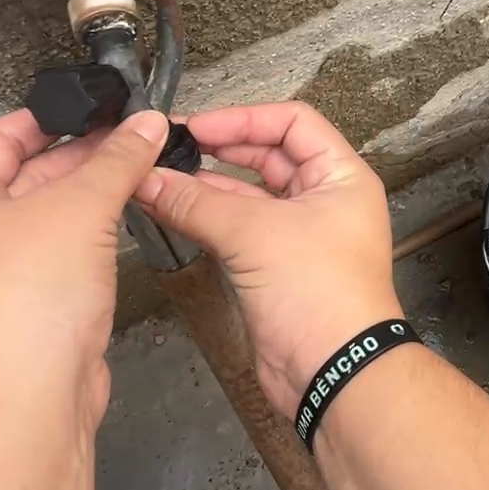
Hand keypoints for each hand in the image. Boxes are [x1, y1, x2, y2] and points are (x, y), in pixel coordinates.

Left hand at [0, 108, 170, 428]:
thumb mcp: (75, 210)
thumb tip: (150, 121)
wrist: (18, 413)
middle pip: (21, 181)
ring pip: (42, 224)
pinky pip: (54, 261)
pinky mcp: (17, 318)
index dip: (49, 118)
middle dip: (80, 159)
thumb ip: (116, 160)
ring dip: (87, 200)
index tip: (98, 103)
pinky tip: (121, 223)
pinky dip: (86, 240)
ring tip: (138, 171)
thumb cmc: (21, 302)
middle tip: (135, 136)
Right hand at [136, 102, 401, 413]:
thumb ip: (198, 202)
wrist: (334, 371)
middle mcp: (325, 196)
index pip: (294, 122)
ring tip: (159, 175)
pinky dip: (208, 216)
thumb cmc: (317, 291)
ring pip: (250, 192)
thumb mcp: (257, 234)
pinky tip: (170, 207)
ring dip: (207, 184)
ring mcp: (301, 231)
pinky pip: (240, 226)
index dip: (245, 118)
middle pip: (270, 154)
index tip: (196, 126)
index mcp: (341, 174)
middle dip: (222, 147)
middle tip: (171, 146)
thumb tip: (147, 177)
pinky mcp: (277, 263)